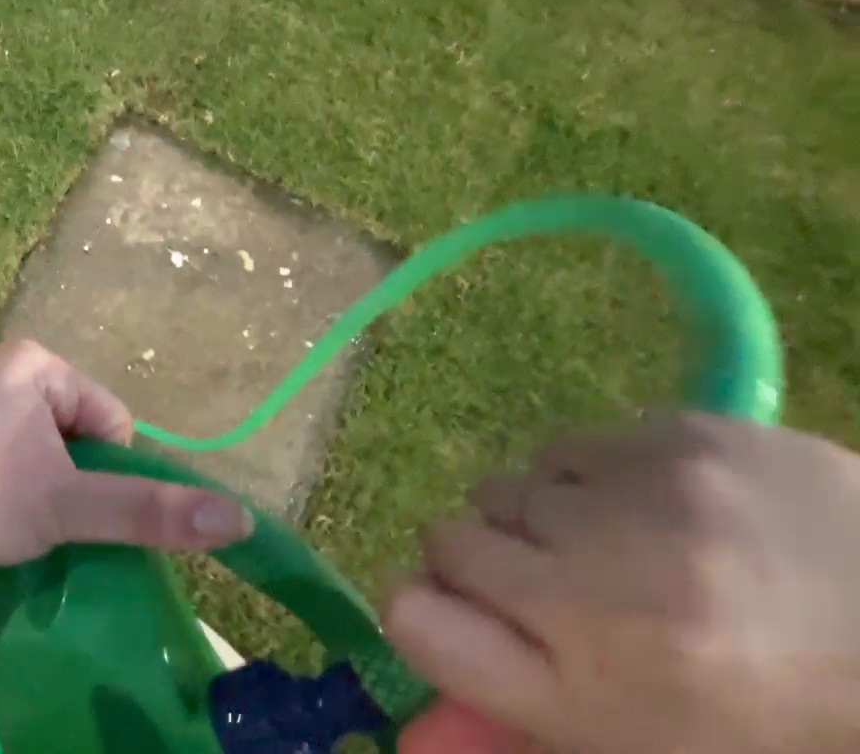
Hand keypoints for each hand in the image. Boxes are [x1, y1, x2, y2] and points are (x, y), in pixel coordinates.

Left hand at [0, 340, 252, 573]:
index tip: (64, 508)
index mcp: (34, 361)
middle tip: (33, 515)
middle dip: (68, 480)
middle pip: (75, 433)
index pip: (112, 421)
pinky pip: (2, 449)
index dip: (103, 476)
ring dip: (38, 485)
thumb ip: (148, 511)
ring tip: (5, 516)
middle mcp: (0, 362)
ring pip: (39, 446)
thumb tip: (240, 520)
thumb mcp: (67, 506)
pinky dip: (5, 482)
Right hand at [388, 411, 859, 753]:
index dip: (431, 606)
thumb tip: (399, 659)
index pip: (409, 614)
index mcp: (592, 695)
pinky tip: (668, 513)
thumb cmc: (768, 724)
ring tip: (631, 553)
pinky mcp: (683, 443)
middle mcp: (603, 594)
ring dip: (546, 518)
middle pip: (446, 539)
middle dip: (497, 562)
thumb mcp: (628, 744)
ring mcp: (647, 507)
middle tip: (576, 591)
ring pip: (506, 487)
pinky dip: (598, 478)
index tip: (482, 614)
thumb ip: (499, 700)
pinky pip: (568, 448)